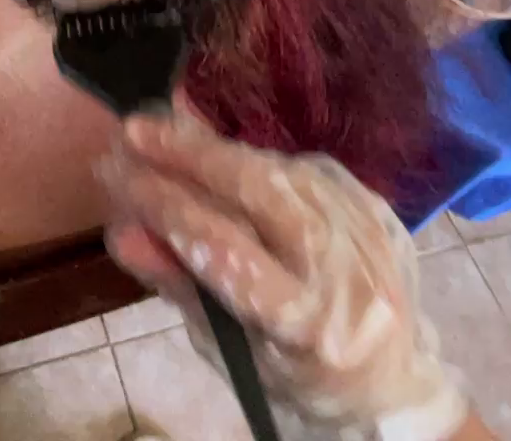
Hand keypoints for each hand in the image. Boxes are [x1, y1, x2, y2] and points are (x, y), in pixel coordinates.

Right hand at [101, 114, 469, 439]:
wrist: (394, 382)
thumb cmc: (295, 376)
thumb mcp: (231, 350)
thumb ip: (179, 284)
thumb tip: (123, 233)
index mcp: (306, 321)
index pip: (223, 249)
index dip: (165, 207)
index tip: (116, 175)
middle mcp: (341, 265)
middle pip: (258, 189)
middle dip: (189, 153)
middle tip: (134, 129)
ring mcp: (362, 224)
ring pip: (275, 167)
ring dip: (212, 149)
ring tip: (162, 136)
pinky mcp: (372, 199)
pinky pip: (295, 166)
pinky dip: (247, 160)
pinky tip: (215, 158)